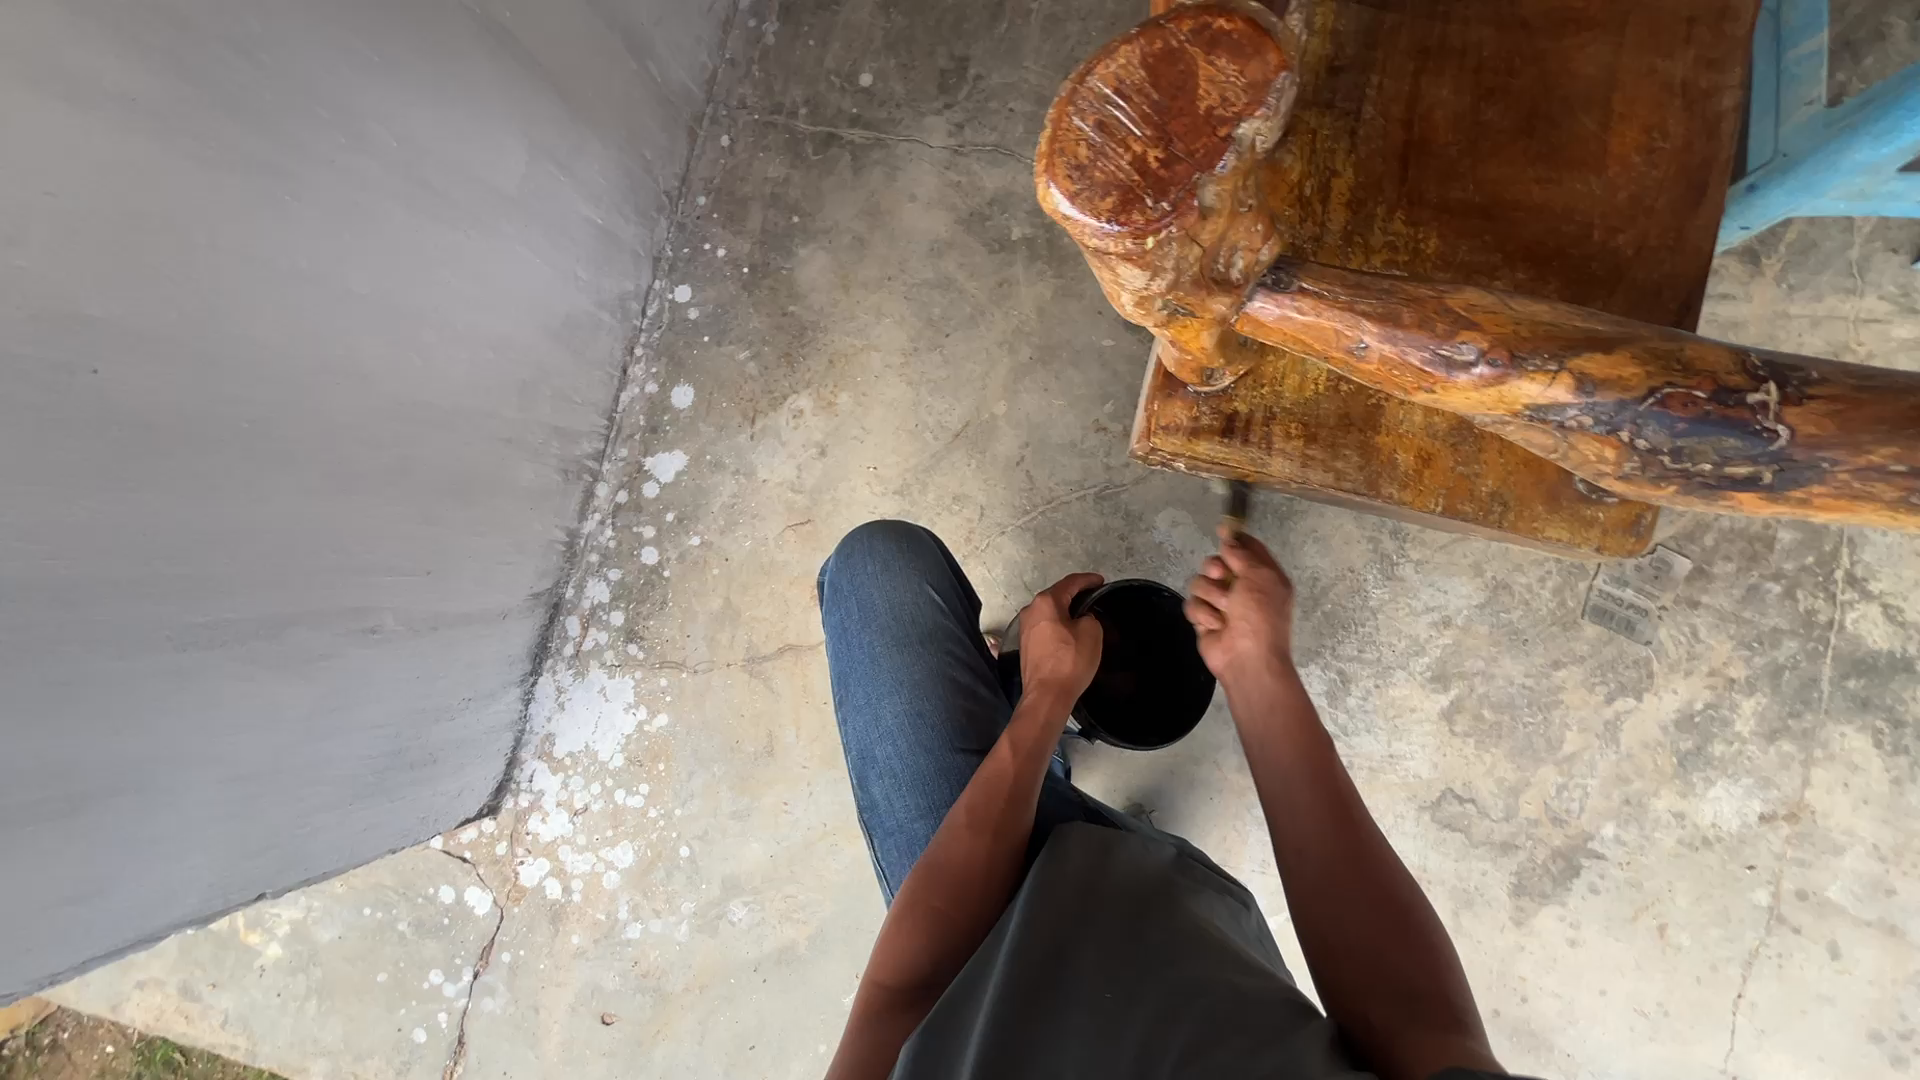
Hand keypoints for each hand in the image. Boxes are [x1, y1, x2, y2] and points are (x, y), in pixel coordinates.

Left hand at [1016, 572, 1104, 703]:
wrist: (1047, 695)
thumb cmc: (1070, 661)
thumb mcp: (1092, 632)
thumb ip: (1089, 617)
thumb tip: (1081, 619)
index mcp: (1046, 602)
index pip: (1070, 583)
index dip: (1088, 580)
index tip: (1101, 581)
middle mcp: (1030, 610)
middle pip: (1056, 596)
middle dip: (1075, 595)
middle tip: (1093, 596)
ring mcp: (1024, 628)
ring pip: (1048, 613)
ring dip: (1064, 611)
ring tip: (1082, 614)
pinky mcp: (1025, 645)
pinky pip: (1044, 628)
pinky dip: (1056, 625)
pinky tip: (1065, 630)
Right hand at [1185, 526, 1295, 690]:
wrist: (1247, 658)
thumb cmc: (1260, 616)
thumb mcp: (1258, 577)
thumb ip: (1241, 553)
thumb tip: (1228, 534)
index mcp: (1264, 576)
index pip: (1248, 548)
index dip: (1235, 539)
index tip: (1222, 529)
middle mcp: (1242, 587)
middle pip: (1217, 562)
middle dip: (1215, 569)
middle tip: (1220, 576)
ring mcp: (1221, 604)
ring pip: (1200, 582)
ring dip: (1211, 595)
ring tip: (1223, 611)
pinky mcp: (1204, 618)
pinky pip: (1192, 603)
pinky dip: (1203, 614)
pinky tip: (1215, 625)